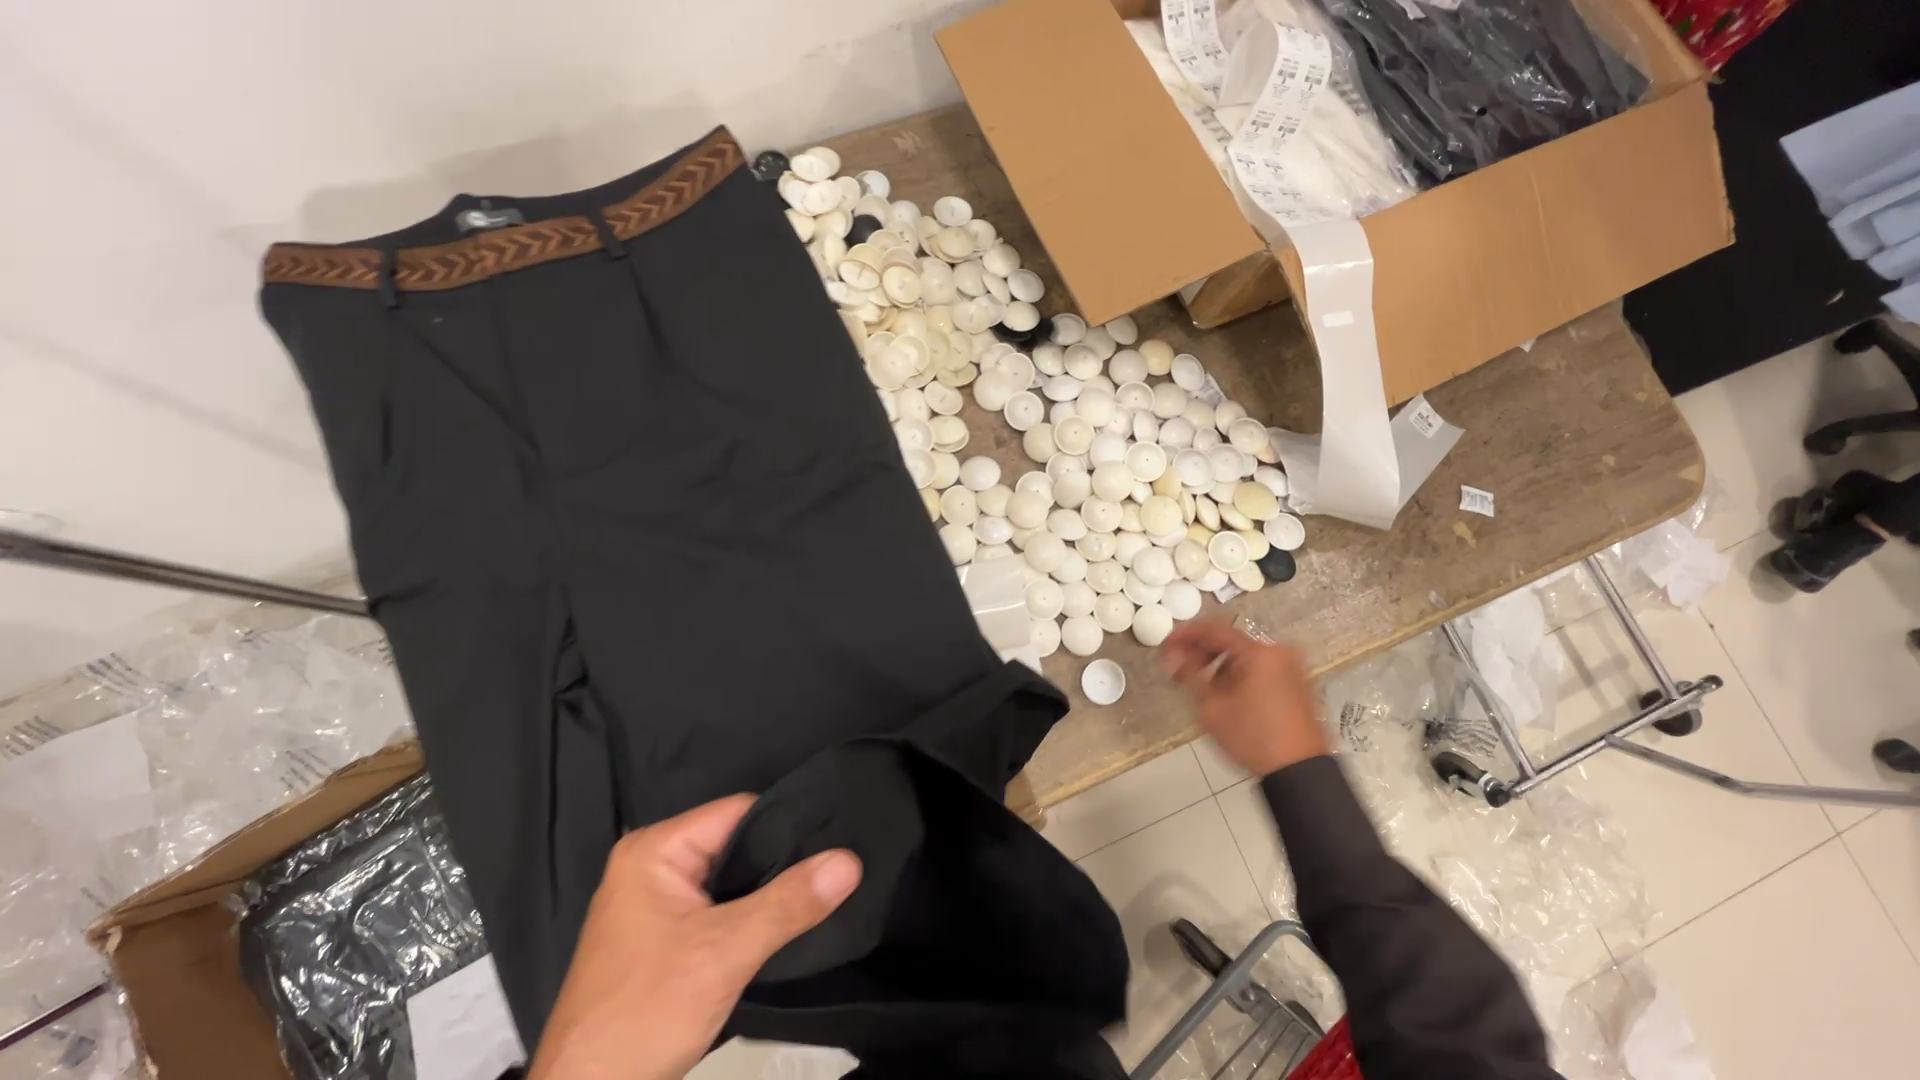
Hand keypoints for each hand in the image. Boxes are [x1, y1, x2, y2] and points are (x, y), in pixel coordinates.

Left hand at [527, 796, 861, 1079]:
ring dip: (770, 890)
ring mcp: (655, 903)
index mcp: (654, 850)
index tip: (840, 839)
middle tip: (841, 870)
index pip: (739, 812)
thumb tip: (851, 860)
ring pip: (731, 879)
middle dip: (784, 859)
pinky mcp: (664, 937)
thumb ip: (789, 903)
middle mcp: (652, 865)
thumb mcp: (725, 953)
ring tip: (826, 892)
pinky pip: (720, 907)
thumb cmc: (646, 1013)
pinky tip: (788, 924)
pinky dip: (751, 915)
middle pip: (737, 843)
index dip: (790, 823)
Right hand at [1160, 621, 1328, 775]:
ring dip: (1219, 666)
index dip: (1185, 635)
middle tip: (1177, 668)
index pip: (1214, 630)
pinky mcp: (1297, 684)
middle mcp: (1278, 652)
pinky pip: (1260, 670)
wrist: (1300, 771)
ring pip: (1245, 658)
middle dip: (1201, 653)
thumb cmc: (1252, 737)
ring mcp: (1292, 668)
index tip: (1165, 645)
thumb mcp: (1212, 707)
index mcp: (1259, 652)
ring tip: (1198, 686)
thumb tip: (1172, 654)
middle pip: (1231, 643)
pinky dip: (1238, 675)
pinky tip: (1223, 693)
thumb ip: (1189, 674)